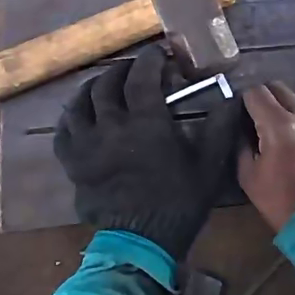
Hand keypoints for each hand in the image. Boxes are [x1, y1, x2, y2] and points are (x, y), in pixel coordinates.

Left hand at [54, 45, 242, 259]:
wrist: (142, 241)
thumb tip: (231, 95)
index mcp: (145, 121)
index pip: (142, 75)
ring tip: (104, 85)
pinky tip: (80, 115)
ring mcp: (86, 143)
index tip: (159, 53)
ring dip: (93, 87)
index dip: (150, 59)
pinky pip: (64, 131)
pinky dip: (71, 117)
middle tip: (134, 69)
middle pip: (108, 83)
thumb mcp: (209, 164)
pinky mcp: (73, 162)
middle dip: (123, 70)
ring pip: (80, 102)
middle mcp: (110, 125)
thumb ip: (219, 126)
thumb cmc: (179, 201)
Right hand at [237, 82, 294, 232]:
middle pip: (278, 88)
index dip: (245, 100)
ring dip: (284, 112)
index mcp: (279, 127)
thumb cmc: (278, 200)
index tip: (241, 113)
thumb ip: (243, 140)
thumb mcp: (247, 172)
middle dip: (264, 99)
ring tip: (281, 137)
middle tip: (257, 118)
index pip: (256, 92)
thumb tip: (243, 123)